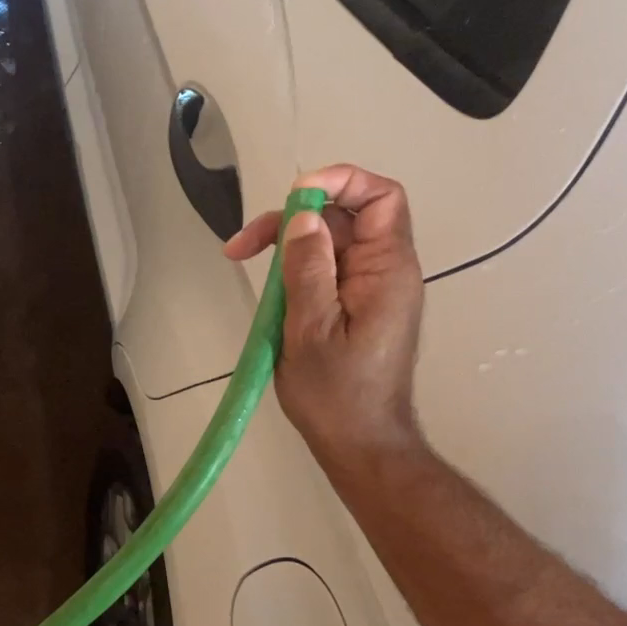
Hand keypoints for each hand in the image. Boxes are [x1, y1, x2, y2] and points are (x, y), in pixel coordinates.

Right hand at [224, 165, 426, 470]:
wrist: (359, 442)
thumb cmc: (336, 393)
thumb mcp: (311, 329)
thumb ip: (308, 270)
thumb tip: (304, 217)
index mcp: (386, 270)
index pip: (379, 197)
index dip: (340, 183)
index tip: (292, 198)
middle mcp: (385, 271)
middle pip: (344, 219)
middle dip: (293, 221)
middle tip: (240, 247)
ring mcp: (370, 290)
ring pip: (329, 245)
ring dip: (286, 248)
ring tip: (241, 262)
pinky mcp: (354, 308)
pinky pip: (325, 273)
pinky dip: (293, 272)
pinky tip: (267, 290)